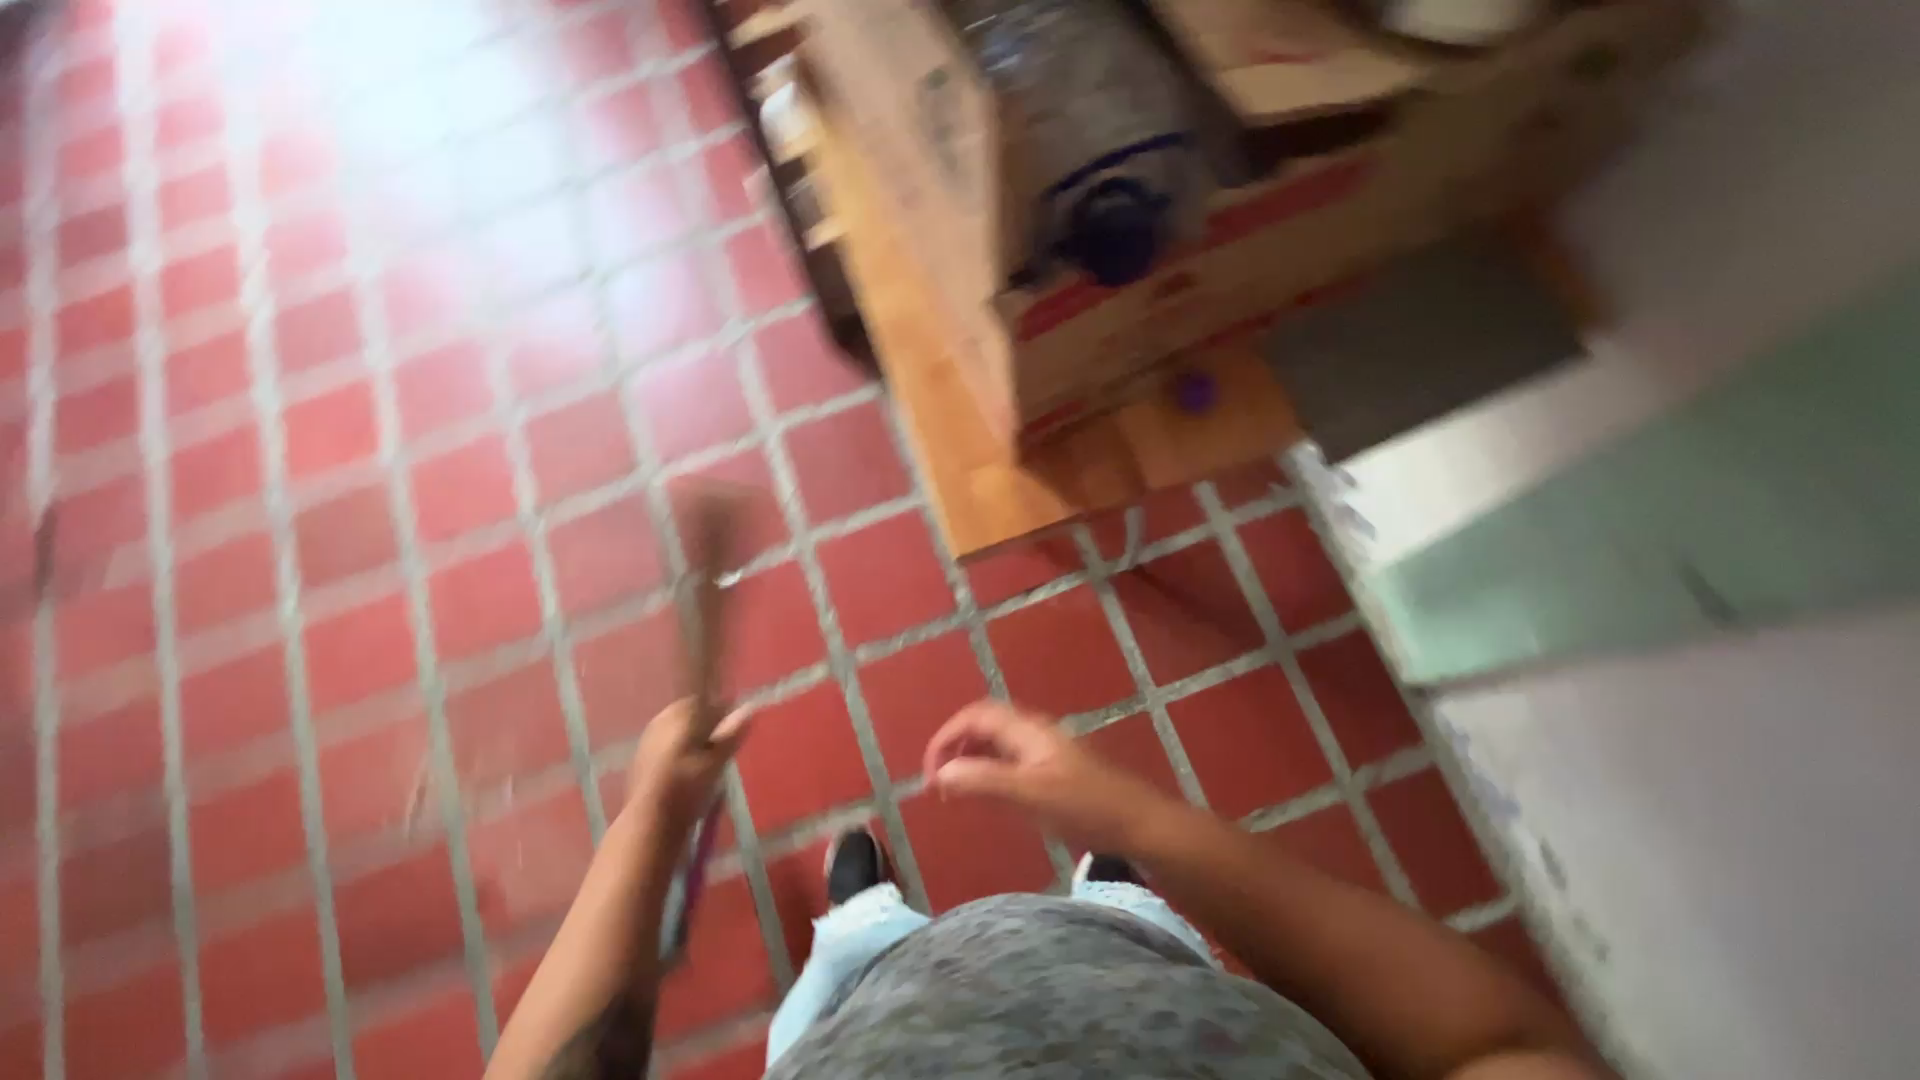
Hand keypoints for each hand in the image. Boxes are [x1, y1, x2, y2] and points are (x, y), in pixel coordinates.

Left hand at [624, 698, 751, 842]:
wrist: (649, 820)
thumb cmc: (687, 787)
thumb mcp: (717, 761)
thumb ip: (731, 733)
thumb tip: (749, 708)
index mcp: (681, 714)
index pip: (707, 700)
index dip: (722, 714)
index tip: (732, 732)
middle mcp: (662, 719)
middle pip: (690, 714)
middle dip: (705, 726)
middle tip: (720, 750)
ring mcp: (648, 738)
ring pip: (677, 730)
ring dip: (691, 740)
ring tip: (703, 764)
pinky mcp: (640, 758)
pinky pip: (665, 745)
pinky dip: (676, 753)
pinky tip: (683, 773)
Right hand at [924, 699, 1186, 853]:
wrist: (1140, 824)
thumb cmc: (1086, 807)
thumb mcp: (1030, 795)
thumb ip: (984, 782)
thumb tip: (940, 774)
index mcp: (1028, 730)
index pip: (975, 716)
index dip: (946, 737)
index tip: (930, 774)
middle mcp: (1035, 733)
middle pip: (985, 726)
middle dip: (955, 747)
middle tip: (938, 784)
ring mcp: (1047, 752)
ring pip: (998, 745)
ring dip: (972, 761)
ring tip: (955, 792)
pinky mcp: (1056, 772)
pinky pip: (1012, 762)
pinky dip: (990, 773)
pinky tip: (990, 799)